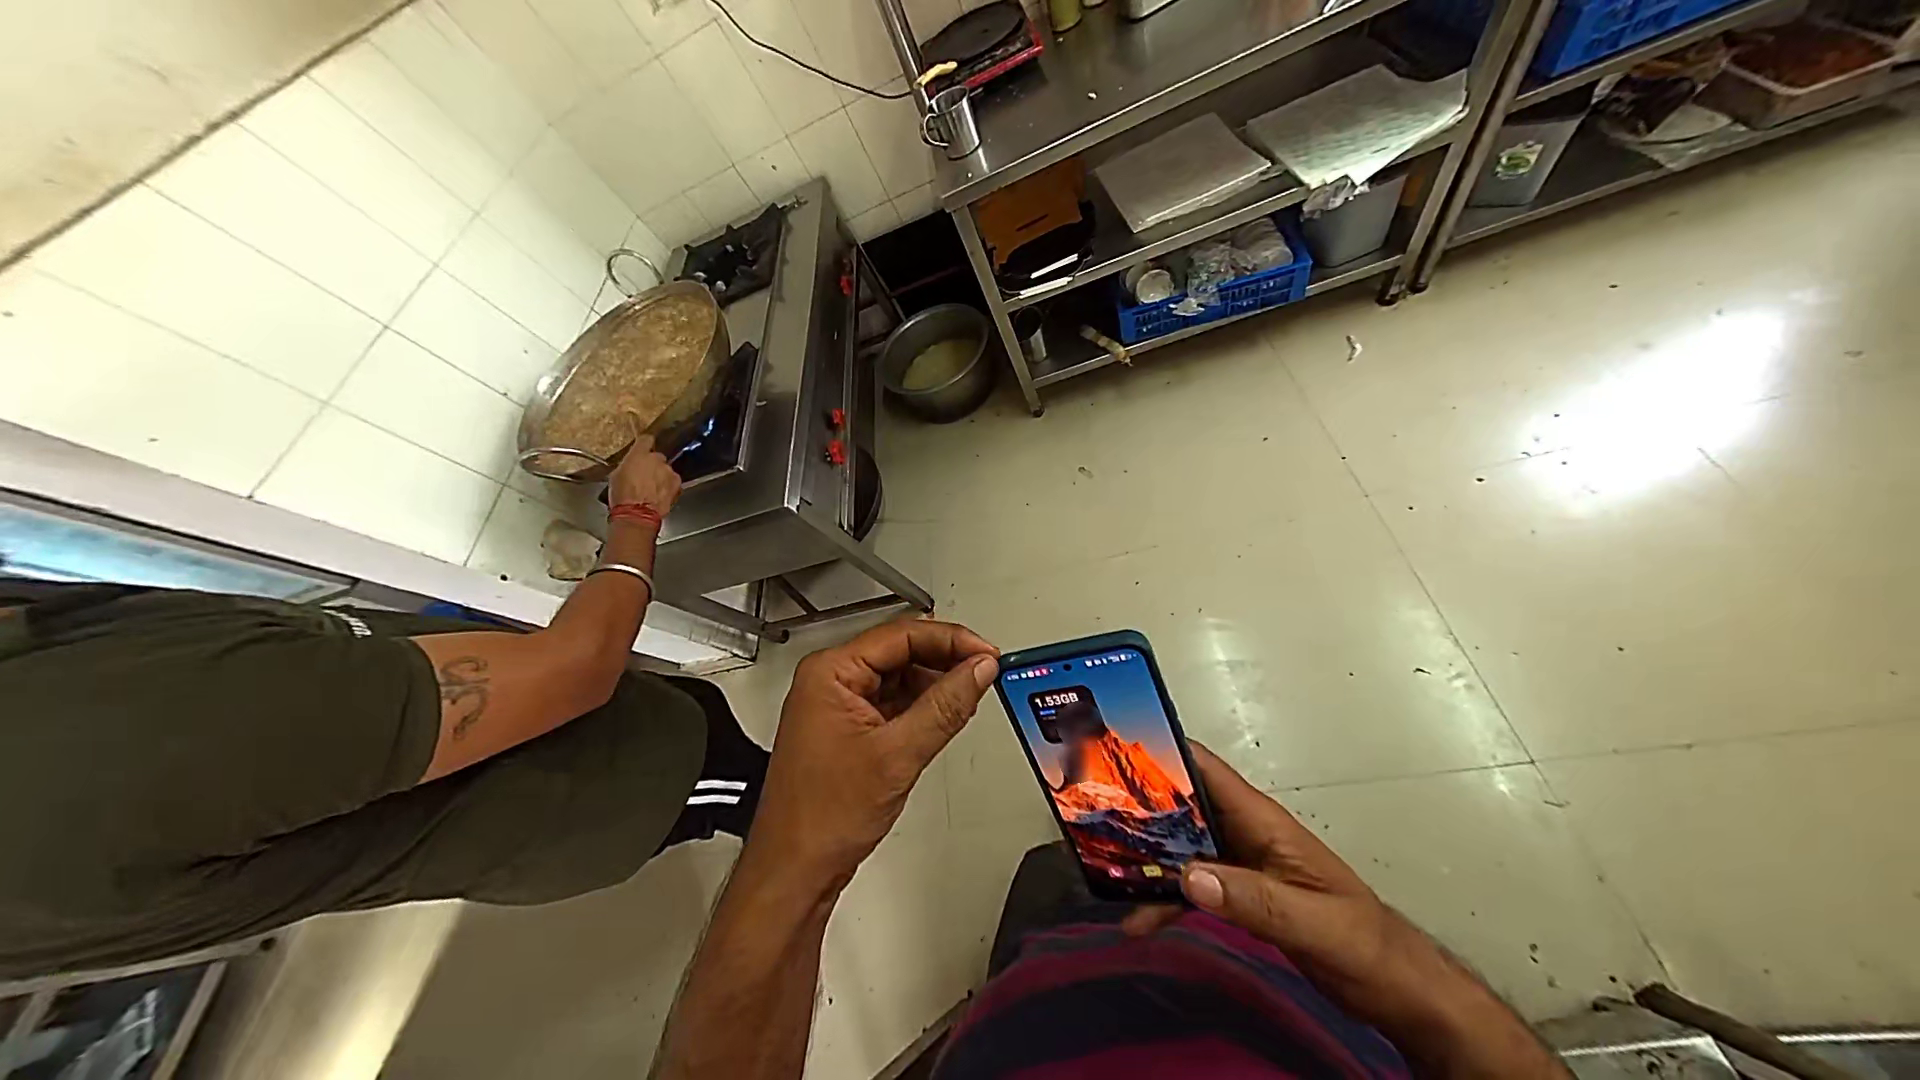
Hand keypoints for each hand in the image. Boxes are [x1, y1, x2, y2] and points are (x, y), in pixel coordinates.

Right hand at [609, 433, 682, 514]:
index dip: (645, 444)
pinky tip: (660, 495)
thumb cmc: (622, 496)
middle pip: (658, 458)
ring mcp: (669, 471)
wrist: (638, 513)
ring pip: (666, 470)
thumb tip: (632, 467)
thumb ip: (628, 466)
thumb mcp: (616, 476)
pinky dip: (668, 487)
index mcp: (638, 454)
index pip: (646, 439)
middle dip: (653, 465)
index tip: (645, 446)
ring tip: (652, 489)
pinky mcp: (677, 484)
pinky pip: (673, 482)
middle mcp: (656, 459)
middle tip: (645, 477)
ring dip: (662, 477)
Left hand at [744, 619, 998, 892]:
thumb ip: (945, 705)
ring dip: (936, 683)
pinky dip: (923, 706)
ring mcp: (839, 704)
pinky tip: (945, 715)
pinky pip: (894, 701)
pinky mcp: (850, 726)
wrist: (796, 869)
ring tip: (969, 695)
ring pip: (900, 675)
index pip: (901, 634)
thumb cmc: (820, 817)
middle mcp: (830, 681)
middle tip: (984, 671)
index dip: (950, 640)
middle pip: (901, 650)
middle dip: (945, 660)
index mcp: (830, 672)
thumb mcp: (898, 754)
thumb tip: (978, 669)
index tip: (984, 653)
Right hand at [1122, 743, 1423, 1007]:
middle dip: (1136, 805)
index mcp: (1260, 819)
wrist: (1395, 989)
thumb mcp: (1310, 921)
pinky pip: (1188, 883)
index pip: (1203, 767)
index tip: (1112, 753)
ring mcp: (1237, 861)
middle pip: (1179, 804)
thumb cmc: (1363, 943)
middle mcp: (1242, 831)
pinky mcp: (1236, 891)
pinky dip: (1163, 896)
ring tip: (1103, 871)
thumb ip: (1252, 897)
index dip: (1160, 751)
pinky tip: (1138, 919)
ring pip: (1178, 845)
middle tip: (1087, 813)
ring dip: (1144, 856)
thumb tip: (1186, 873)